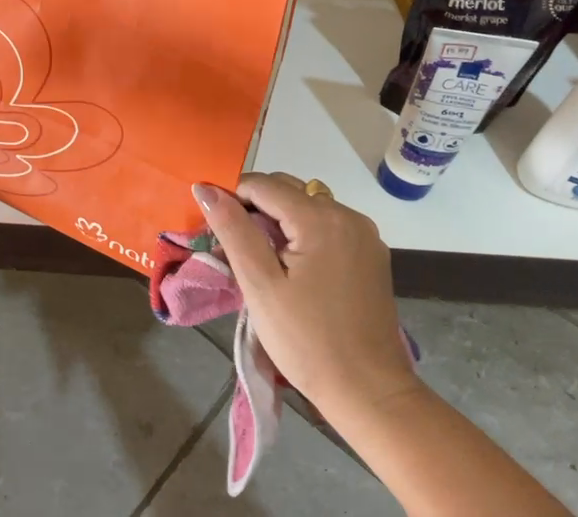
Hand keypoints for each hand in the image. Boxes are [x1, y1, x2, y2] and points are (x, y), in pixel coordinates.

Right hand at [194, 172, 419, 414]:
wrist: (368, 392)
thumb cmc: (306, 340)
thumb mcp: (260, 284)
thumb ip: (233, 229)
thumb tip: (206, 188)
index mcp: (321, 219)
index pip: (263, 185)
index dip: (231, 198)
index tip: (212, 227)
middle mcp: (349, 216)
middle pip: (288, 190)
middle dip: (255, 208)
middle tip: (232, 246)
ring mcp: (365, 236)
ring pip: (308, 206)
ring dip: (279, 220)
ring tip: (259, 257)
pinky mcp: (371, 256)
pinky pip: (327, 226)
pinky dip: (303, 233)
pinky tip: (291, 267)